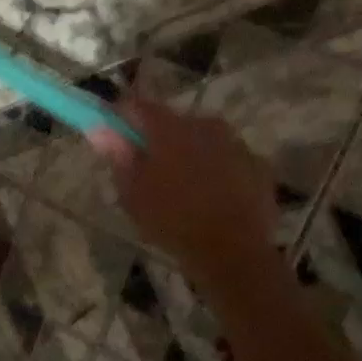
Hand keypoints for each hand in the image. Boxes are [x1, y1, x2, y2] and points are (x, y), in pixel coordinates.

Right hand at [87, 97, 276, 277]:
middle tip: (151, 173)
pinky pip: (229, 160)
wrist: (234, 254)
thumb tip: (102, 130)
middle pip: (173, 123)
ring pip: (204, 140)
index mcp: (170, 128)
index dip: (122, 117)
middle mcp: (205, 125)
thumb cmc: (174, 222)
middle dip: (159, 140)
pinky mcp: (259, 165)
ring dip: (191, 155)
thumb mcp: (133, 194)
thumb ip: (118, 156)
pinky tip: (214, 200)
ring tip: (185, 191)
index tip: (114, 135)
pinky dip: (219, 171)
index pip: (137, 106)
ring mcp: (236, 143)